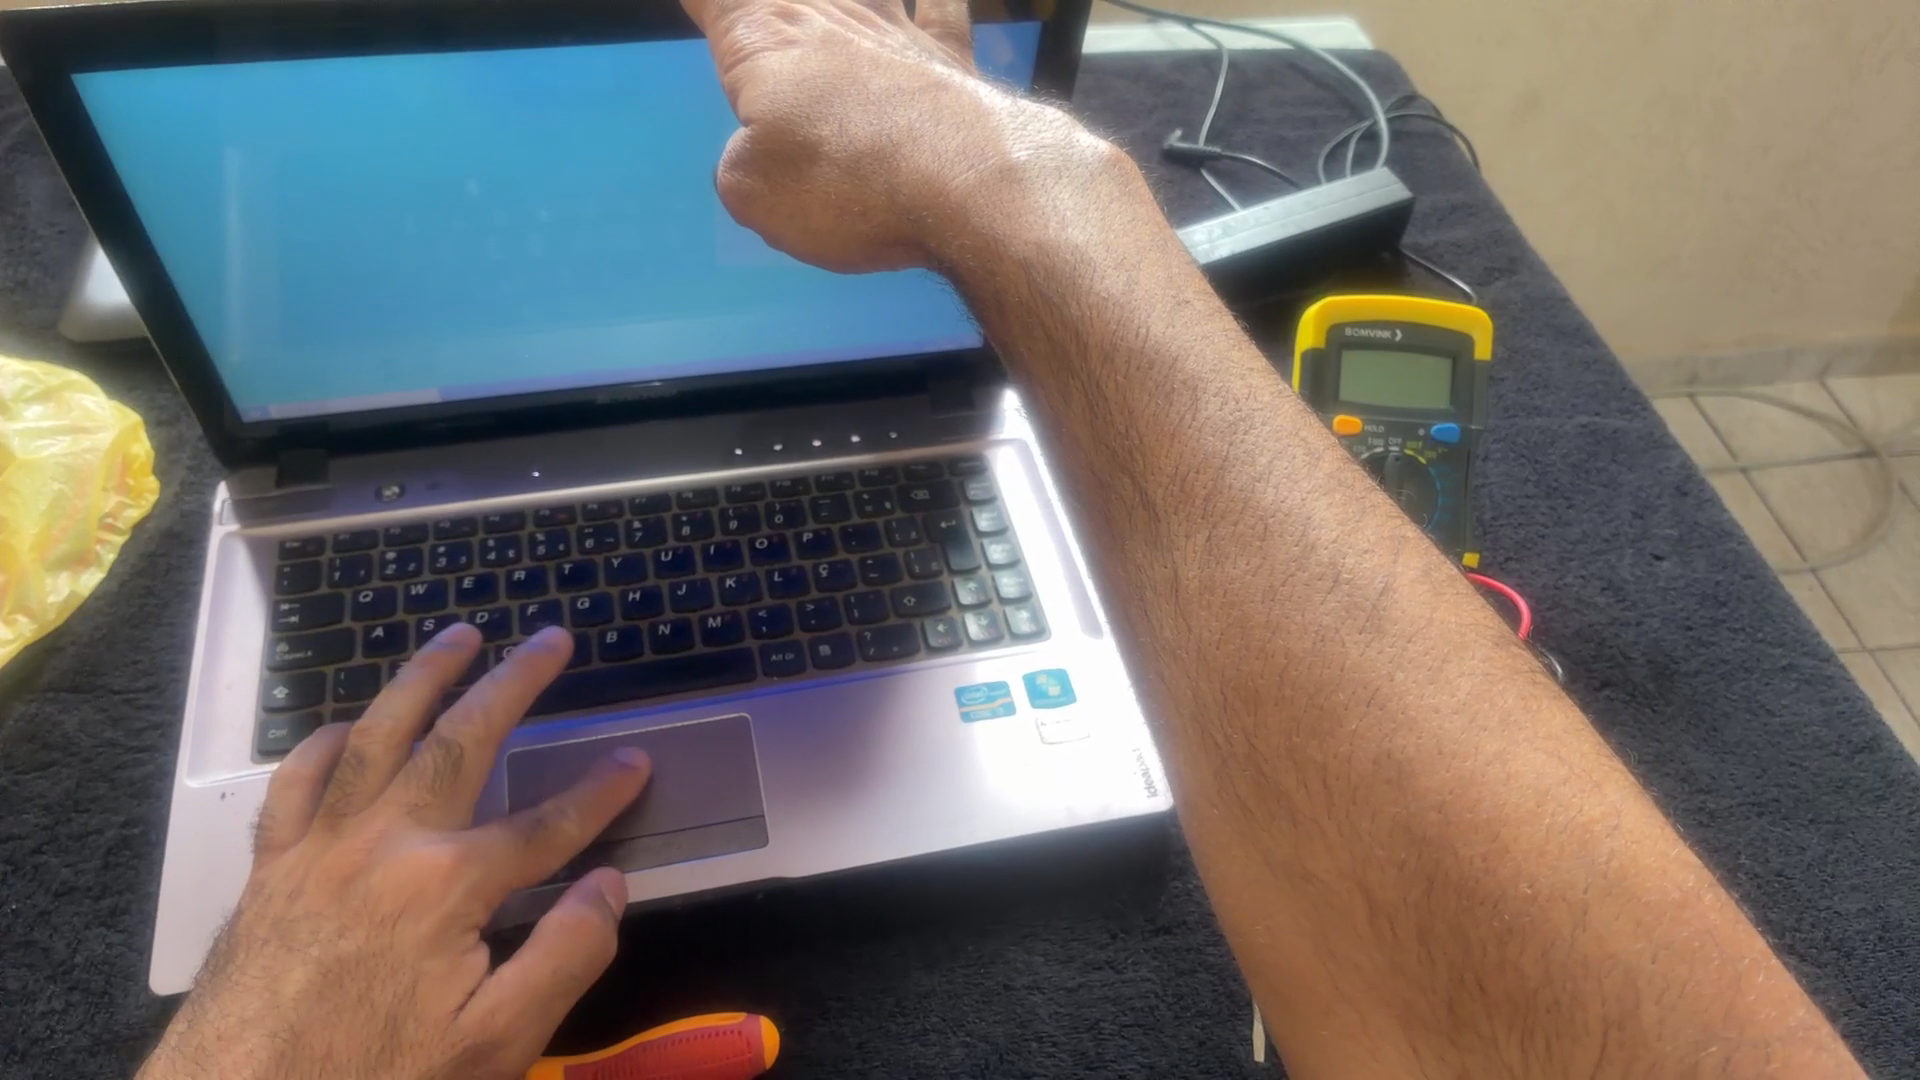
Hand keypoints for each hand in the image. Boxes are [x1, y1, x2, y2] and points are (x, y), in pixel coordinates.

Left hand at [138, 625, 650, 1079]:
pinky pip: (297, 786)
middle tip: (552, 639)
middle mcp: (387, 845)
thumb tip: (611, 882)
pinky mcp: (271, 872)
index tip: (638, 760)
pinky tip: (351, 725)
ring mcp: (321, 851)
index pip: (551, 822)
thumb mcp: (496, 1045)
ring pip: (378, 736)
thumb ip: (567, 955)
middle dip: (517, 682)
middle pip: (464, 740)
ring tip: (460, 635)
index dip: (603, 790)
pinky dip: (327, 743)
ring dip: (425, 679)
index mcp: (448, 886)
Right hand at [683, 0, 1110, 271]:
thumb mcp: (754, 195)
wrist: (958, 185)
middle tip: (779, 18)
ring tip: (833, 9)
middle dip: (774, 8)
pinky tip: (926, 3)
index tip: (706, 12)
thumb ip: (741, 167)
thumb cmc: (842, 186)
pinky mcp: (950, 57)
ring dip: (845, 0)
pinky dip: (931, 2)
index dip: (708, 7)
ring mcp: (894, 29)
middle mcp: (828, 15)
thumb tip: (754, 157)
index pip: (717, 2)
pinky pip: (941, 4)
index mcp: (762, 41)